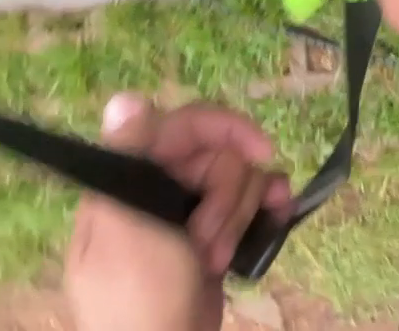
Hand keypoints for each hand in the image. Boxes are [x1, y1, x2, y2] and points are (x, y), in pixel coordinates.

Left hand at [64, 94, 291, 330]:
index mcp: (129, 183)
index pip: (185, 126)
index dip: (226, 129)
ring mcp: (190, 212)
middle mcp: (160, 190)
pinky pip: (257, 197)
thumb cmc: (139, 299)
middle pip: (221, 155)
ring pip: (243, 177)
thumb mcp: (129, 230)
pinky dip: (270, 206)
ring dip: (242, 214)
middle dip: (229, 195)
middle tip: (210, 236)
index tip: (260, 149)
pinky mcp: (218, 230)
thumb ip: (127, 165)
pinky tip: (275, 218)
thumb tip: (122, 99)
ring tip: (221, 255)